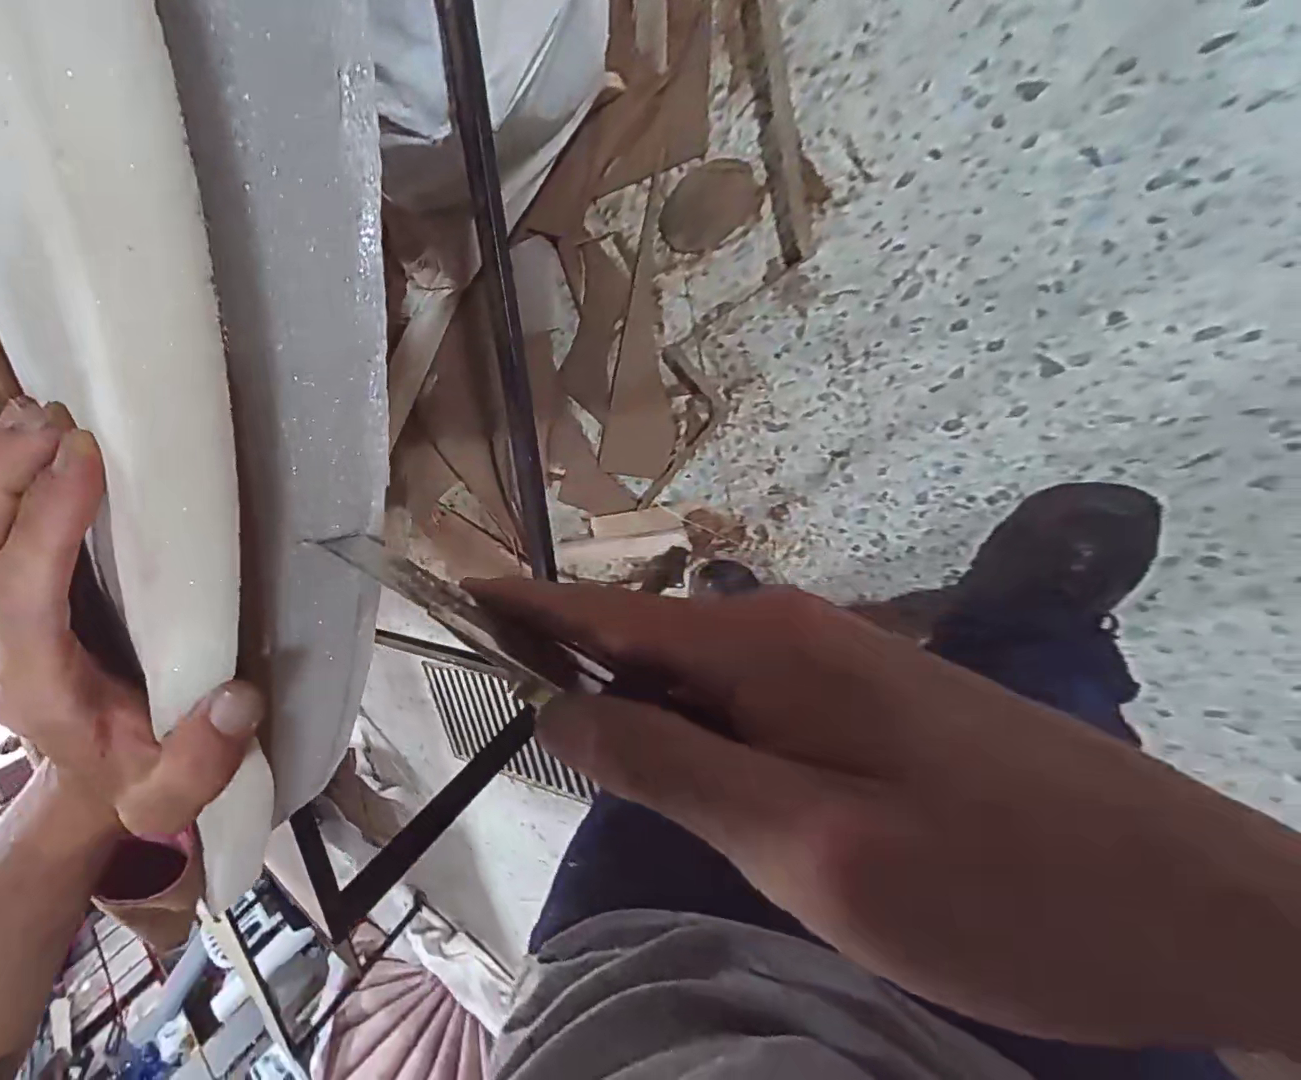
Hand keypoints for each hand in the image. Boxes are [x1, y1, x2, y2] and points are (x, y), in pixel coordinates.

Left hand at [0, 398, 261, 835]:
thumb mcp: (175, 793)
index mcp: (36, 691)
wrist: (89, 781)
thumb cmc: (133, 775)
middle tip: (57, 419)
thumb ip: (204, 761)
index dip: (43, 519)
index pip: (17, 595)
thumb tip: (236, 698)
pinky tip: (33, 439)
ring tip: (42, 413)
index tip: (88, 454)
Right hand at [469, 579, 1300, 1055]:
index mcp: (755, 647)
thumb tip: (556, 714)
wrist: (1230, 918)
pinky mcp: (845, 693)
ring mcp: (817, 658)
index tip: (459, 592)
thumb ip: (664, 767)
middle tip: (514, 716)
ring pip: (677, 672)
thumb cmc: (1005, 888)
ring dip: (623, 703)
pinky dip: (675, 721)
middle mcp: (776, 630)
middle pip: (632, 639)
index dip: (523, 605)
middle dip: (562, 666)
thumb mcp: (806, 843)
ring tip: (589, 755)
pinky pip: (724, 695)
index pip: (601, 612)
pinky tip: (678, 767)